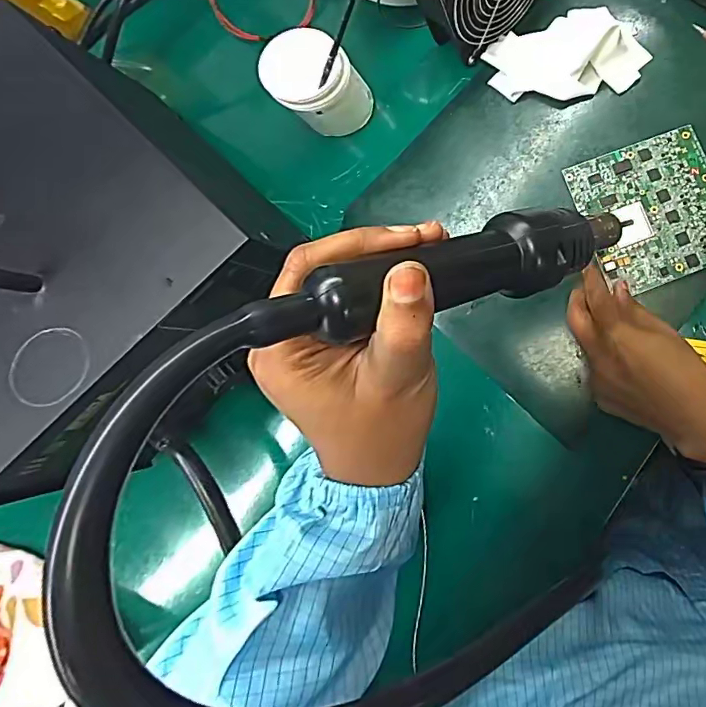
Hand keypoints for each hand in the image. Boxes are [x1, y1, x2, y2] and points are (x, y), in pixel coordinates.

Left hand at [247, 223, 447, 485]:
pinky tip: (410, 271)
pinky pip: (350, 291)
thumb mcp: (396, 375)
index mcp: (282, 344)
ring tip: (423, 246)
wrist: (383, 466)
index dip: (358, 245)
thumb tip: (409, 271)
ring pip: (340, 274)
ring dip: (384, 258)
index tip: (404, 241)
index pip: (309, 268)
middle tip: (421, 239)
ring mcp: (305, 334)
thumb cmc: (382, 433)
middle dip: (377, 247)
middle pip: (324, 265)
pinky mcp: (327, 335)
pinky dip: (383, 277)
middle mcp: (285, 334)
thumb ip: (402, 324)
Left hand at [565, 262, 705, 462]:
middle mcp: (600, 358)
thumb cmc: (687, 373)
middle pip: (576, 320)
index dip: (591, 280)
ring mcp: (597, 379)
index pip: (596, 300)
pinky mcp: (600, 396)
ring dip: (590, 328)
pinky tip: (617, 353)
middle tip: (586, 288)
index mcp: (619, 338)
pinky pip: (593, 366)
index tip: (589, 268)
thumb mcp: (665, 333)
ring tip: (606, 319)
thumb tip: (618, 291)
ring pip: (584, 344)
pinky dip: (600, 353)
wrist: (692, 420)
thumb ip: (635, 311)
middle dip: (577, 299)